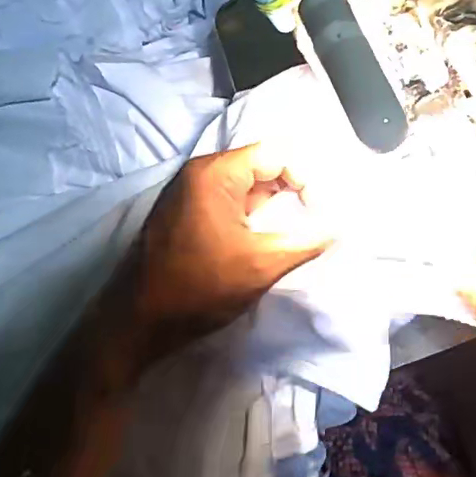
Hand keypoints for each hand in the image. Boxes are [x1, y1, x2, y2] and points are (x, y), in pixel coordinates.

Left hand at [129, 143, 331, 352]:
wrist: (138, 322)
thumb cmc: (200, 287)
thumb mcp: (262, 265)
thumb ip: (306, 243)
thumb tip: (337, 230)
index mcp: (215, 173)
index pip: (276, 154)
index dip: (306, 179)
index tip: (319, 214)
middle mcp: (199, 172)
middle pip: (261, 164)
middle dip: (292, 189)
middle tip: (313, 219)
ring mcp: (188, 191)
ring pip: (246, 184)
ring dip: (273, 203)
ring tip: (293, 230)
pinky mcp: (185, 212)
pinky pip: (229, 199)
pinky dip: (253, 213)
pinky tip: (264, 237)